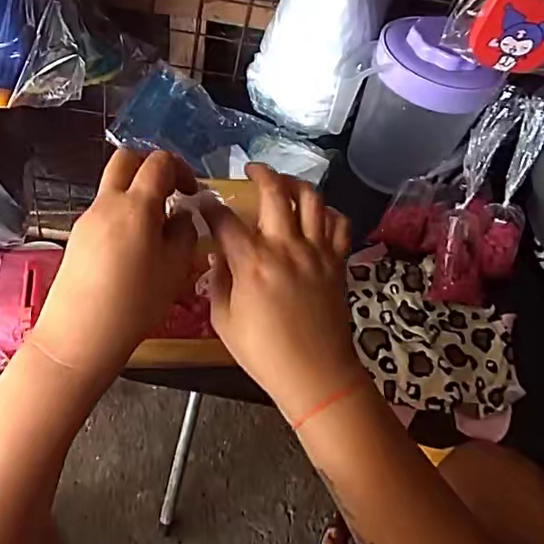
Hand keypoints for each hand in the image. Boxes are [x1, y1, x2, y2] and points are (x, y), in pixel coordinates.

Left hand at [29, 149, 197, 381]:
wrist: (78, 337)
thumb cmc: (135, 303)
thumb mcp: (176, 268)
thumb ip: (183, 232)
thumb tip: (180, 216)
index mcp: (136, 206)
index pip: (159, 162)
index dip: (181, 169)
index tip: (192, 193)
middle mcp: (108, 204)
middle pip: (127, 159)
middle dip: (152, 166)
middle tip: (171, 191)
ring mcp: (88, 220)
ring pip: (114, 185)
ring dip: (138, 191)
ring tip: (158, 226)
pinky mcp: (78, 238)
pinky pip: (105, 210)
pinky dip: (125, 213)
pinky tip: (137, 247)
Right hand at [204, 164, 361, 422]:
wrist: (316, 373)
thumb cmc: (265, 354)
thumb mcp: (225, 322)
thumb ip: (218, 282)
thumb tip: (218, 255)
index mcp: (252, 262)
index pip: (225, 219)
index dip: (211, 206)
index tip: (204, 202)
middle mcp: (285, 247)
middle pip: (275, 192)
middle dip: (261, 173)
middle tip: (252, 170)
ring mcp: (316, 251)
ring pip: (312, 199)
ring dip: (296, 184)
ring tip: (285, 183)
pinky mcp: (337, 260)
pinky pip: (339, 224)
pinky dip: (329, 212)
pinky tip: (318, 214)